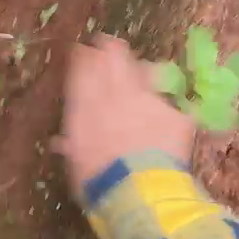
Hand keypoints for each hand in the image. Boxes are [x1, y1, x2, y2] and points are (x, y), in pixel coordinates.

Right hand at [55, 35, 194, 195]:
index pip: (82, 67)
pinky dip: (167, 110)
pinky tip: (167, 121)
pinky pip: (170, 103)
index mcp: (86, 106)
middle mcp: (117, 93)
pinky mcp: (176, 113)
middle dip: (110, 50)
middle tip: (109, 46)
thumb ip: (73, 145)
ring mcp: (149, 99)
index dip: (83, 57)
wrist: (138, 192)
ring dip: (141, 71)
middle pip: (114, 57)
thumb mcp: (76, 164)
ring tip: (142, 75)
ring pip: (145, 70)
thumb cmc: (96, 183)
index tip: (83, 52)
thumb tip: (62, 141)